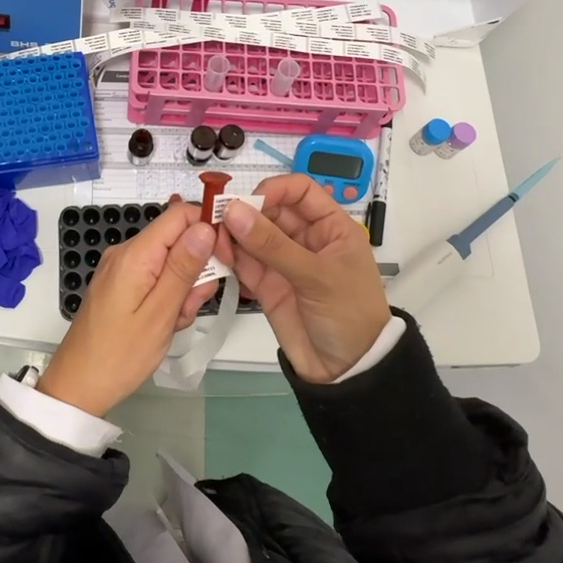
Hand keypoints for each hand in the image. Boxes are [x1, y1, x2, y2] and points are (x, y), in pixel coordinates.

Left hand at [37, 198, 218, 415]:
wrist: (78, 386)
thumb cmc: (119, 355)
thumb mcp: (160, 314)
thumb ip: (183, 268)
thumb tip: (205, 226)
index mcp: (135, 254)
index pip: (179, 215)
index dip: (207, 229)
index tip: (224, 259)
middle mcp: (126, 252)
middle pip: (177, 239)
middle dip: (195, 270)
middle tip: (190, 307)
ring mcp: (121, 269)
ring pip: (170, 262)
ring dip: (183, 289)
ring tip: (173, 322)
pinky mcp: (121, 284)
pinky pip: (155, 278)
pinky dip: (168, 298)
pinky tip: (164, 324)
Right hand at [222, 175, 389, 383]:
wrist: (347, 373)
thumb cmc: (349, 315)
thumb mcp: (317, 277)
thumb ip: (273, 245)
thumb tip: (233, 211)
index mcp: (331, 228)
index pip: (300, 191)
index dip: (275, 189)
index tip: (248, 201)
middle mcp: (305, 239)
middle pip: (270, 211)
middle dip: (246, 212)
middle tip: (218, 219)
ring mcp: (284, 262)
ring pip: (252, 235)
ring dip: (233, 234)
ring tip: (213, 240)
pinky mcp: (266, 284)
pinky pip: (243, 261)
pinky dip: (229, 257)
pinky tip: (217, 256)